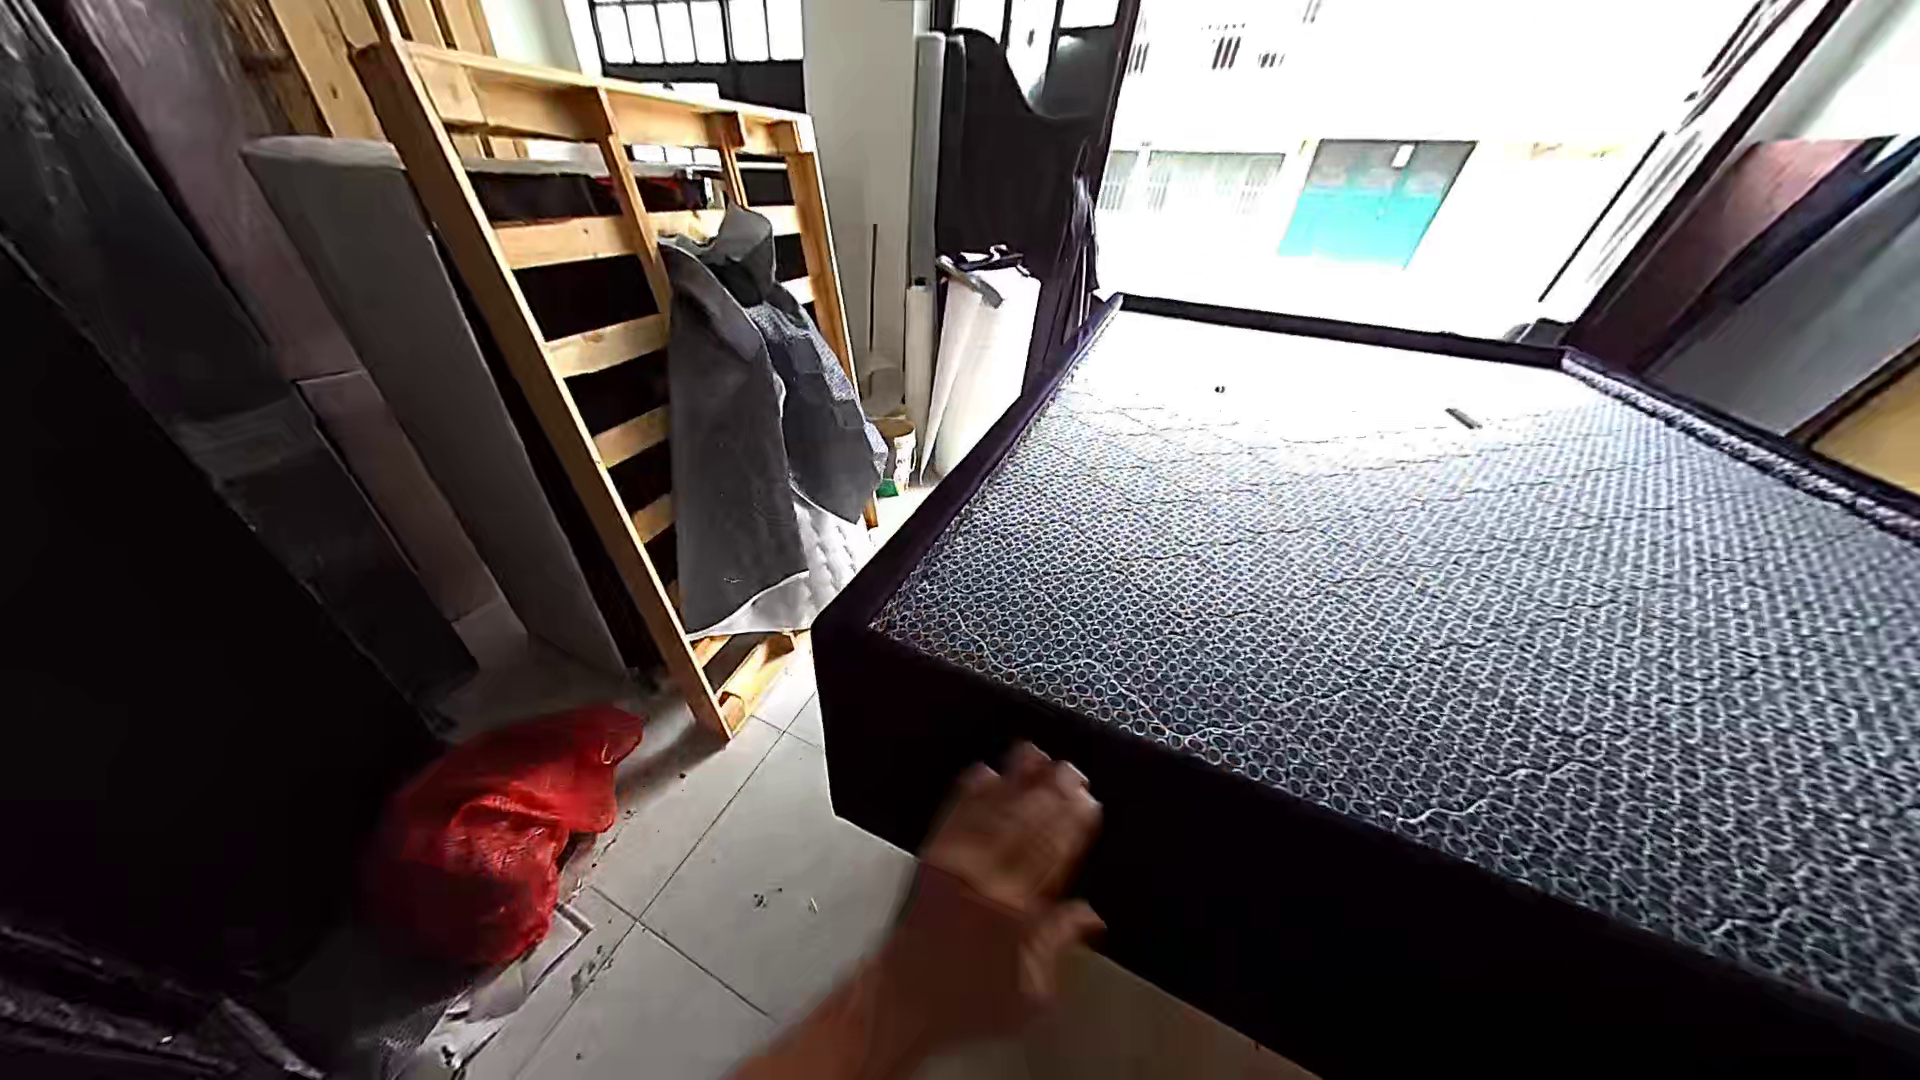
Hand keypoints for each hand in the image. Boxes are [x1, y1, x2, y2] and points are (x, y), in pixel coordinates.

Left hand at [877, 743, 1103, 1045]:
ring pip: (994, 809)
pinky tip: (984, 769)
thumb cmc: (968, 998)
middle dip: (1052, 791)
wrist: (906, 993)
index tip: (1088, 800)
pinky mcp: (934, 853)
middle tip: (1070, 768)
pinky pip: (956, 813)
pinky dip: (971, 789)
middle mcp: (988, 877)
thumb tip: (1091, 915)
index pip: (1054, 852)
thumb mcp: (1030, 991)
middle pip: (1028, 822)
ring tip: (1034, 754)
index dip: (1073, 822)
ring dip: (1016, 779)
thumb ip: (1060, 943)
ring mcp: (958, 860)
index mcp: (1017, 909)